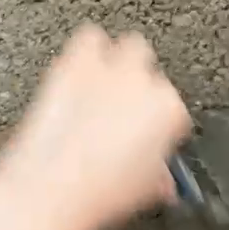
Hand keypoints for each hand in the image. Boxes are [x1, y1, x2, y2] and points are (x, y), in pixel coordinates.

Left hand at [0, 24, 191, 229]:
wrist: (54, 186)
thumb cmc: (99, 189)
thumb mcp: (146, 190)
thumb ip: (160, 176)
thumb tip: (160, 178)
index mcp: (168, 111)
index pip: (174, 109)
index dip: (159, 124)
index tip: (148, 136)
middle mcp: (144, 83)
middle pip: (154, 69)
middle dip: (143, 81)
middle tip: (127, 105)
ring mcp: (111, 69)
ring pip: (129, 44)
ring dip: (121, 59)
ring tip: (106, 82)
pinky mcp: (75, 62)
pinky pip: (88, 39)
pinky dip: (87, 50)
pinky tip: (80, 68)